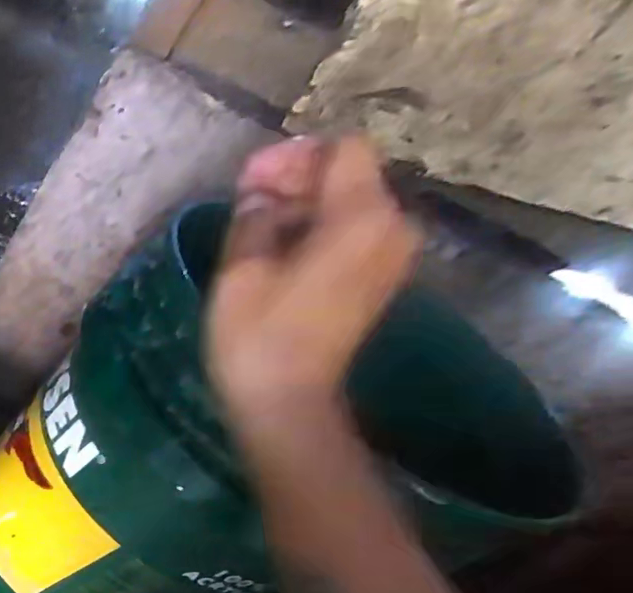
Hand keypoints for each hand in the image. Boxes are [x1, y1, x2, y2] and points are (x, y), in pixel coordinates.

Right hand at [206, 135, 419, 429]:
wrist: (285, 402)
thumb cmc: (256, 339)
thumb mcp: (241, 274)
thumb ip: (254, 220)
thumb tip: (260, 194)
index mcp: (361, 218)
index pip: (342, 151)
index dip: (292, 156)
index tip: (246, 179)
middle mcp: (391, 227)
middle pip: (349, 177)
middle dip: (295, 179)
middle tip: (243, 198)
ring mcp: (389, 256)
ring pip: (349, 206)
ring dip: (303, 206)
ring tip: (254, 224)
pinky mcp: (377, 280)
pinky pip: (352, 235)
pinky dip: (316, 231)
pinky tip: (278, 249)